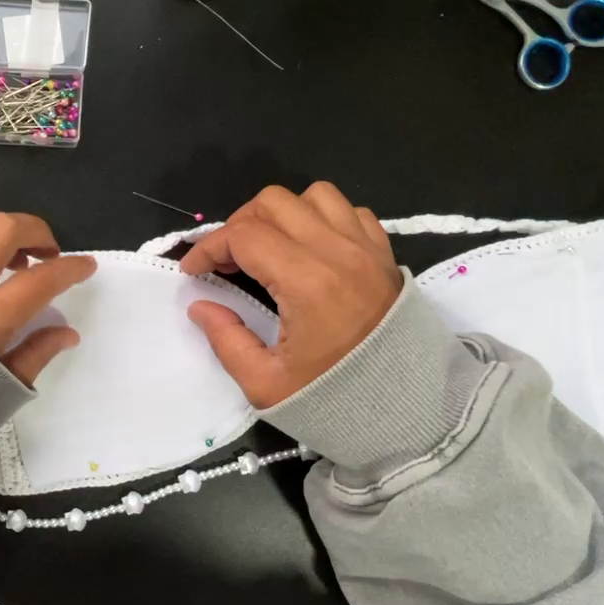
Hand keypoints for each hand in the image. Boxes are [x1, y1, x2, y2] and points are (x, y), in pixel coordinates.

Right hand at [180, 183, 404, 408]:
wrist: (410, 409)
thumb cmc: (334, 399)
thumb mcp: (265, 383)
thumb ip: (225, 339)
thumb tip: (201, 306)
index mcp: (306, 282)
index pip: (243, 236)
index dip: (207, 248)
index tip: (192, 271)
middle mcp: (337, 252)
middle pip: (273, 202)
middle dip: (238, 225)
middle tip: (226, 261)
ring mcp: (366, 248)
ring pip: (314, 195)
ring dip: (281, 214)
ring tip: (268, 248)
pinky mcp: (384, 254)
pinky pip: (349, 211)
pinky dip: (321, 219)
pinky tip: (308, 249)